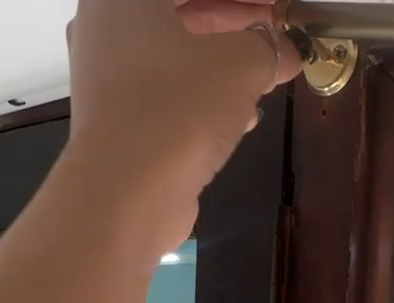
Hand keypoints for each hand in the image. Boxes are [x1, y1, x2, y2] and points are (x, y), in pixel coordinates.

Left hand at [63, 0, 300, 257]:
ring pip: (175, 54)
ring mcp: (104, 73)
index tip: (280, 12)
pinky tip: (237, 118)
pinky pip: (166, 91)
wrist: (127, 192)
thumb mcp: (243, 66)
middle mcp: (104, 21)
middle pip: (183, 12)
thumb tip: (288, 50)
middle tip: (274, 39)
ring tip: (262, 80)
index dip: (248, 1)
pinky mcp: (115, 117)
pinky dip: (202, 96)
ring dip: (221, 63)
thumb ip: (271, 48)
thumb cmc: (181, 108)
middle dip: (235, 24)